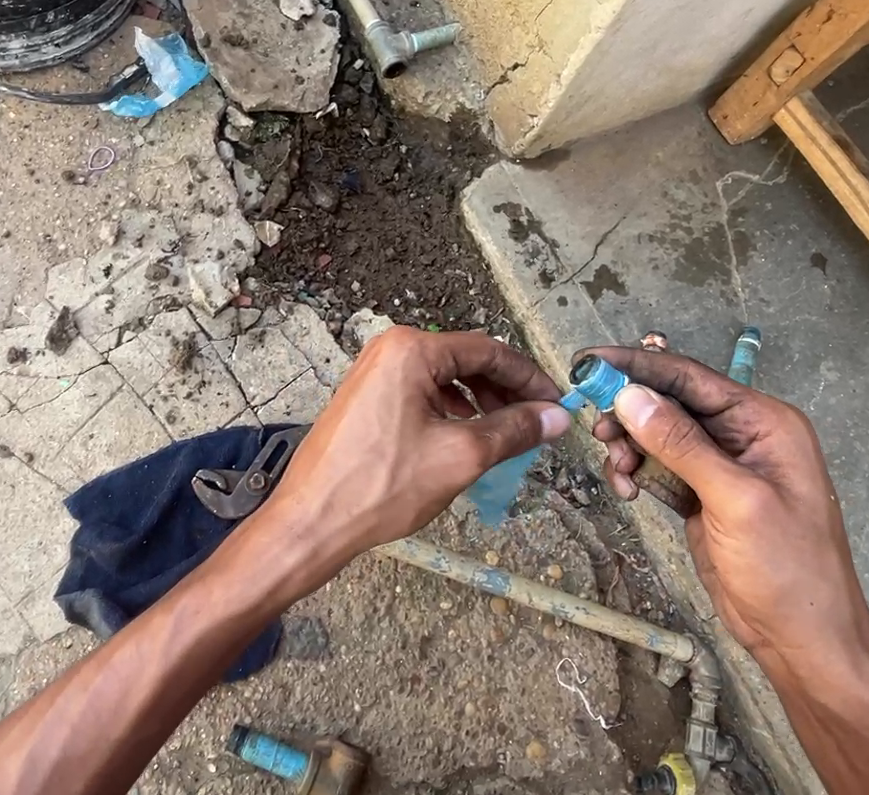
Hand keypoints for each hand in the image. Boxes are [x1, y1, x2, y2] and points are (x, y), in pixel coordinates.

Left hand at [254, 328, 569, 568]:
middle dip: (504, 390)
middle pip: (465, 360)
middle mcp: (390, 348)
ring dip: (479, 401)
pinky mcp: (366, 395)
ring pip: (443, 377)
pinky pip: (420, 391)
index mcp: (412, 349)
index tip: (556, 404)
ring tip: (503, 434)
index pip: (488, 350)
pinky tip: (464, 435)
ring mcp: (374, 370)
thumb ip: (514, 430)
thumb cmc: (383, 485)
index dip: (528, 377)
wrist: (312, 520)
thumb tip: (556, 417)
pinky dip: (449, 410)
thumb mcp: (461, 455)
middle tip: (535, 423)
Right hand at [580, 347, 868, 670]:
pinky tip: (627, 491)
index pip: (689, 377)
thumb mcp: (734, 499)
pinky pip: (657, 466)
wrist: (802, 643)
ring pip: (656, 434)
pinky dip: (636, 473)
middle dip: (628, 412)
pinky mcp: (700, 494)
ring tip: (616, 471)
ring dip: (629, 447)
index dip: (636, 366)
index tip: (586, 362)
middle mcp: (741, 434)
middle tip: (596, 430)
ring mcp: (719, 465)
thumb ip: (681, 443)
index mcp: (762, 421)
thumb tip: (628, 394)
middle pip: (668, 403)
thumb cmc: (786, 567)